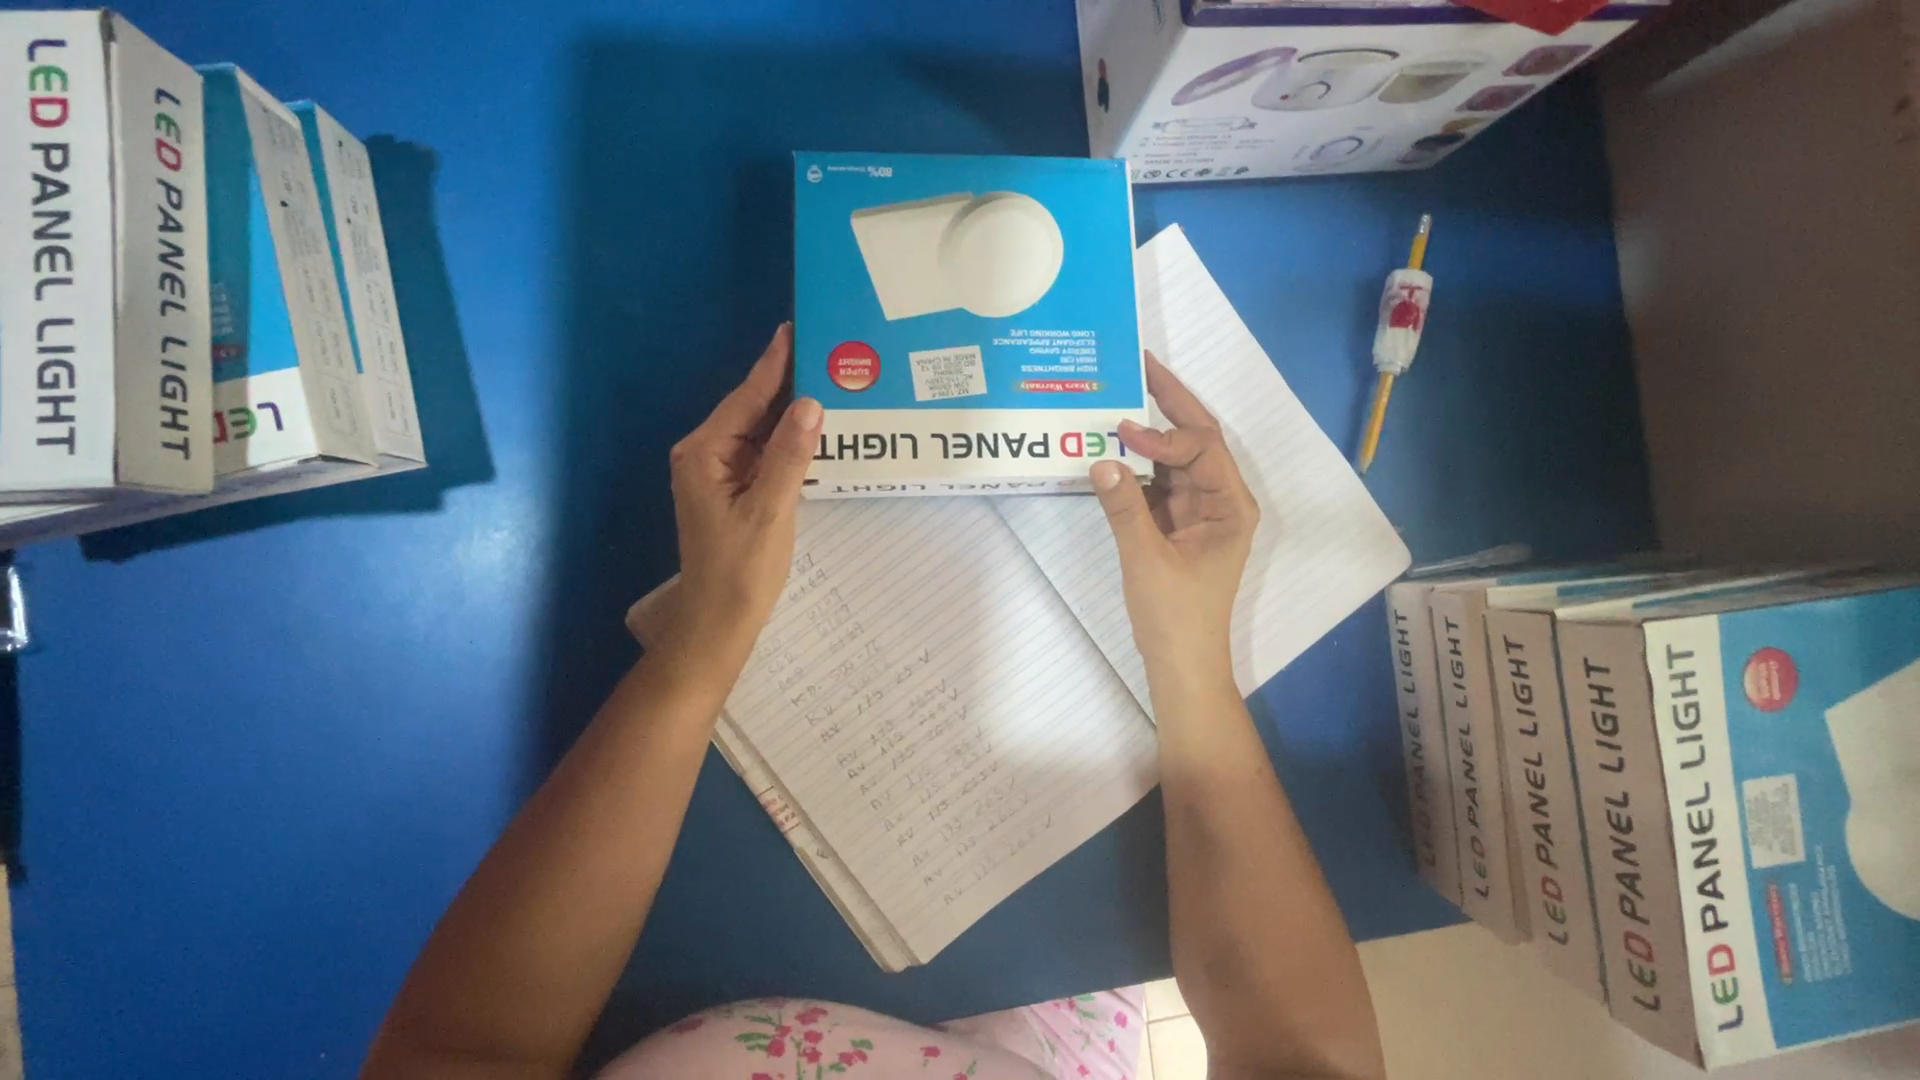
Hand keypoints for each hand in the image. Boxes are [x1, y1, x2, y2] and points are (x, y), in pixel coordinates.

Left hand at [655, 323, 821, 677]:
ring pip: (761, 430)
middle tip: (828, 350)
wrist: (720, 622)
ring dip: (792, 410)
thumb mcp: (769, 510)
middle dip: (788, 382)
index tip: (797, 328)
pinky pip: (765, 453)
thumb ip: (789, 455)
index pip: (746, 397)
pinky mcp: (736, 489)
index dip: (774, 364)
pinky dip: (790, 440)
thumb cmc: (740, 569)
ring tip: (831, 379)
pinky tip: (818, 428)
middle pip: (752, 408)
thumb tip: (811, 404)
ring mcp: (721, 472)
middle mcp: (707, 454)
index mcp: (705, 452)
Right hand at [1091, 352, 1258, 683]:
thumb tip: (1101, 459)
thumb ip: (1124, 508)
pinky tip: (1111, 447)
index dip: (1165, 436)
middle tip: (1140, 364)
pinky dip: (1136, 464)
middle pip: (1196, 440)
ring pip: (1175, 457)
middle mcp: (1219, 499)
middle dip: (1170, 403)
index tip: (1124, 432)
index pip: (1201, 450)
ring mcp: (1196, 510)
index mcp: (1230, 506)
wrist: (1181, 661)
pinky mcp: (1174, 523)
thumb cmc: (1176, 615)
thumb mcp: (1147, 560)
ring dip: (1150, 431)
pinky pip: (1156, 482)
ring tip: (1121, 394)